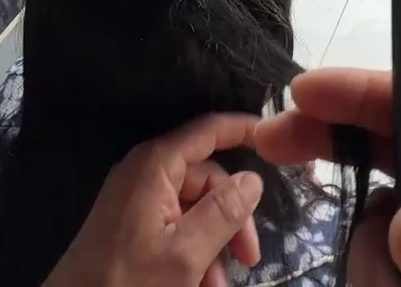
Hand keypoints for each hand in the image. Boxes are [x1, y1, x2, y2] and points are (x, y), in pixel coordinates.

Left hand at [43, 112, 266, 286]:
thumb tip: (253, 179)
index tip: (273, 136)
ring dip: (213, 244)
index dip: (242, 129)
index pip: (207, 130)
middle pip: (205, 178)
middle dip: (231, 218)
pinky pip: (174, 224)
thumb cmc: (127, 282)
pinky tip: (199, 284)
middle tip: (250, 260)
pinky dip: (192, 251)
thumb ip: (222, 213)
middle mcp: (145, 170)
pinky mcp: (130, 222)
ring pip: (192, 207)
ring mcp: (136, 197)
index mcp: (156, 164)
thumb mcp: (184, 254)